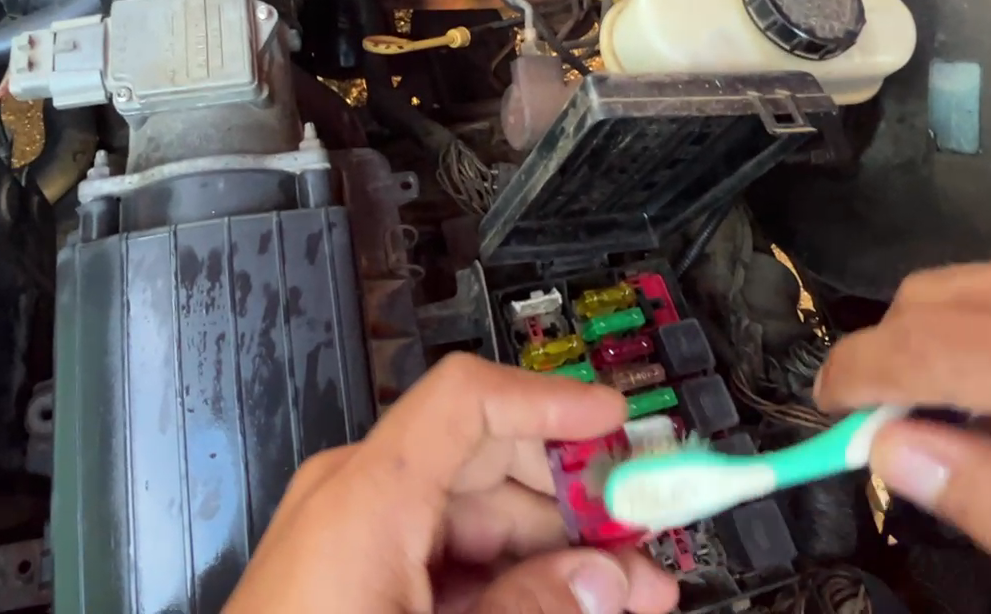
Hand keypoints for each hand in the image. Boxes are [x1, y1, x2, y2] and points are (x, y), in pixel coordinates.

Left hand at [226, 353, 679, 613]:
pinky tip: (557, 604)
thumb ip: (530, 611)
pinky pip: (441, 550)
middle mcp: (355, 492)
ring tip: (623, 588)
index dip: (547, 400)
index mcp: (367, 492)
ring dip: (547, 543)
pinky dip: (502, 572)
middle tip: (641, 528)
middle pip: (481, 454)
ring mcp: (350, 531)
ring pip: (470, 509)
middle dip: (568, 491)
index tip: (613, 421)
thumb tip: (604, 579)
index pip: (467, 399)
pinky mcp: (352, 570)